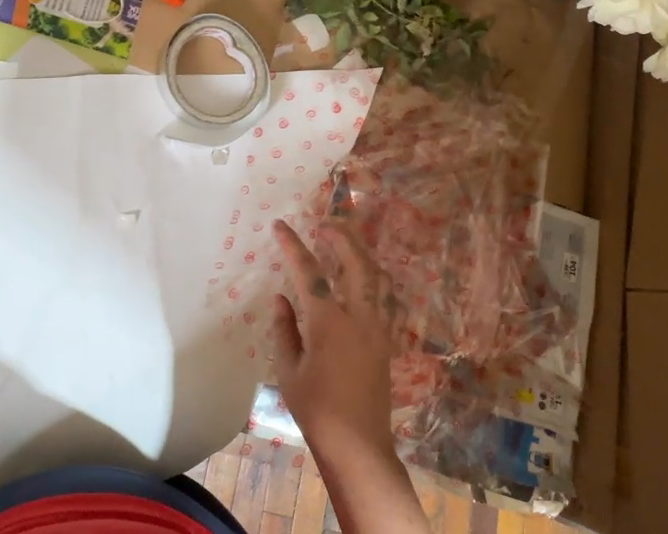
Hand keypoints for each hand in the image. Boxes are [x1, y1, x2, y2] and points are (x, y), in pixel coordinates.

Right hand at [271, 218, 395, 467]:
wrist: (358, 444)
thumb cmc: (316, 409)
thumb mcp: (288, 370)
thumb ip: (283, 329)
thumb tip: (280, 297)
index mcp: (329, 322)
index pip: (310, 272)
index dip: (293, 245)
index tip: (280, 225)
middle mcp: (358, 317)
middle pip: (356, 261)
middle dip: (341, 236)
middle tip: (324, 223)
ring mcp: (378, 327)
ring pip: (377, 276)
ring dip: (361, 252)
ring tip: (344, 242)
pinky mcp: (387, 340)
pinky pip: (384, 296)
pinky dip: (373, 277)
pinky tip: (362, 277)